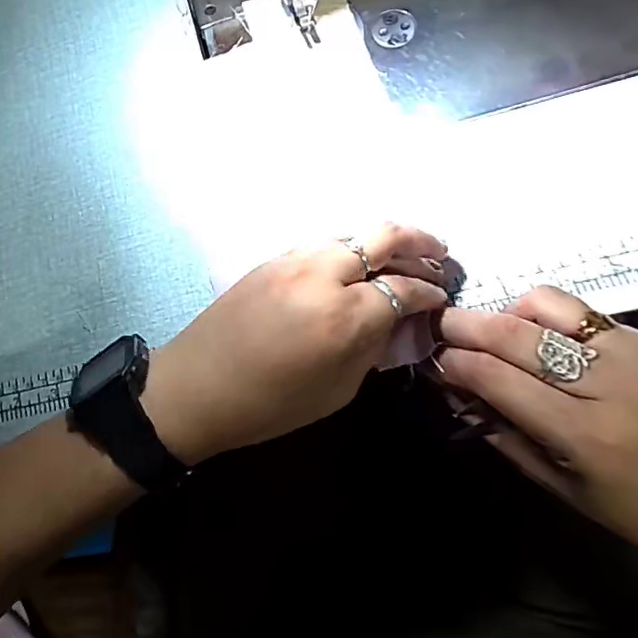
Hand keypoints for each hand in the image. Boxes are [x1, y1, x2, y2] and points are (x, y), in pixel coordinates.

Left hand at [142, 223, 452, 464]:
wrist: (196, 386)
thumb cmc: (270, 404)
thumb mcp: (337, 389)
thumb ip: (374, 347)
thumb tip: (399, 320)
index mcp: (344, 316)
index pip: (403, 288)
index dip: (429, 291)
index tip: (442, 297)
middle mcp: (323, 275)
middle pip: (384, 236)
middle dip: (420, 241)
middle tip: (440, 253)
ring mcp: (295, 260)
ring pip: (353, 233)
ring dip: (384, 240)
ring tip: (404, 254)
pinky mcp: (273, 258)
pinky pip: (324, 243)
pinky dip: (351, 247)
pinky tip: (359, 263)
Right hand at [437, 286, 637, 618]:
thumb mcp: (569, 492)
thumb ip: (510, 438)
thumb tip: (462, 393)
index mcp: (589, 437)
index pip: (500, 379)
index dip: (458, 362)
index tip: (435, 356)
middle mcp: (613, 384)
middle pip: (519, 333)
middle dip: (470, 324)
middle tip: (444, 322)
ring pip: (552, 304)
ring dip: (513, 312)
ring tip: (502, 331)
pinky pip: (589, 317)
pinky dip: (556, 325)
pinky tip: (555, 347)